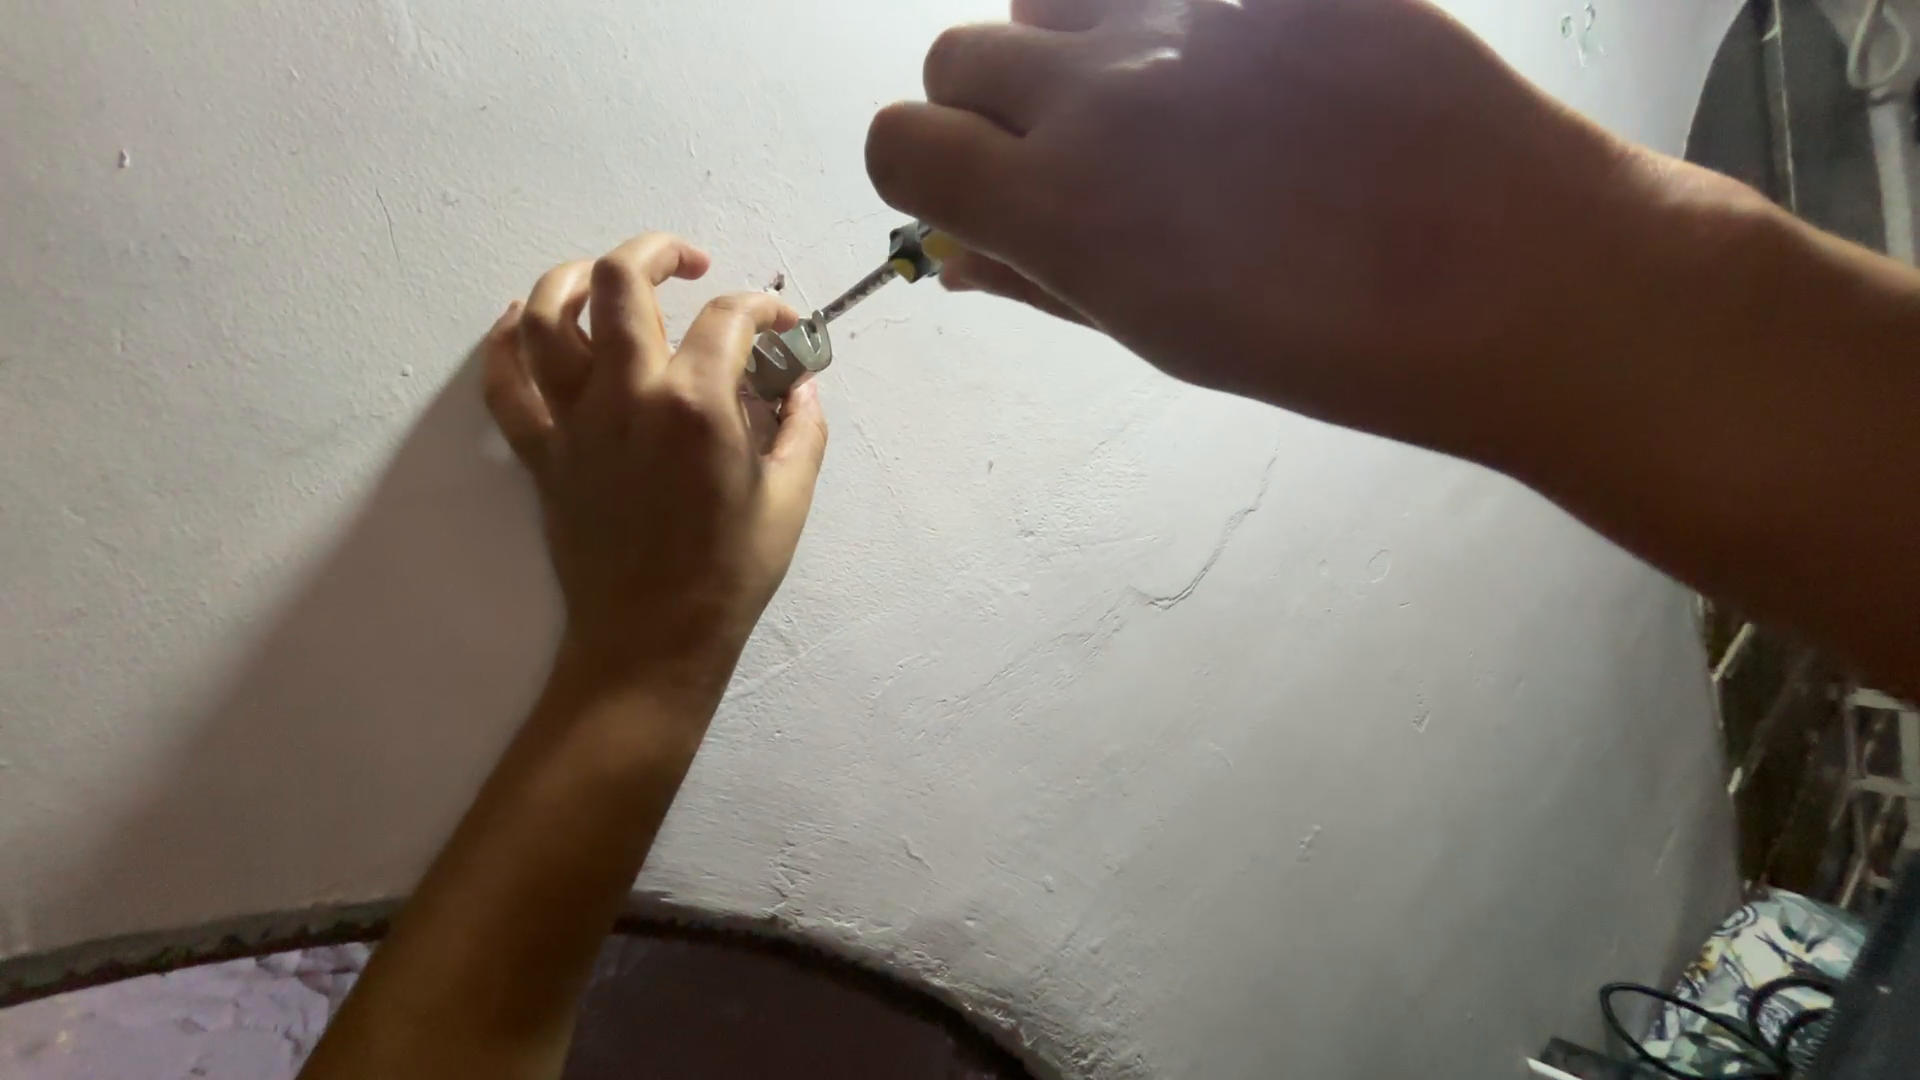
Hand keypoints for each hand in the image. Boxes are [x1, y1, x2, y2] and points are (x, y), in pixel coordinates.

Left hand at [483, 233, 827, 701]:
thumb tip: (804, 389)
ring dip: (576, 276)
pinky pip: (504, 383)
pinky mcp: (541, 454)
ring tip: (607, 277)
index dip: (766, 309)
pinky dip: (507, 342)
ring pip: (549, 315)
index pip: (730, 319)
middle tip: (690, 263)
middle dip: (660, 251)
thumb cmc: (731, 572)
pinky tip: (525, 320)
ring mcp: (574, 422)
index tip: (785, 326)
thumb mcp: (790, 499)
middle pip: (624, 282)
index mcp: (698, 405)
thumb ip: (804, 431)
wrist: (653, 638)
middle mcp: (628, 395)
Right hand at [866, 0, 1752, 457]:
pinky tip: (1225, 81)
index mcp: (1055, 204)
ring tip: (1138, 115)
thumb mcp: (1147, 332)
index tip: (962, 203)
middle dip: (975, 113)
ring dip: (1057, 56)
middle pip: (954, 54)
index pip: (899, 145)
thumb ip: (1034, 281)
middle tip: (1047, 166)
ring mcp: (1183, 14)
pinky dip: (1153, 29)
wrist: (1493, 272)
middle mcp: (1094, 89)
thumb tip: (956, 254)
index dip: (914, 176)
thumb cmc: (1301, 343)